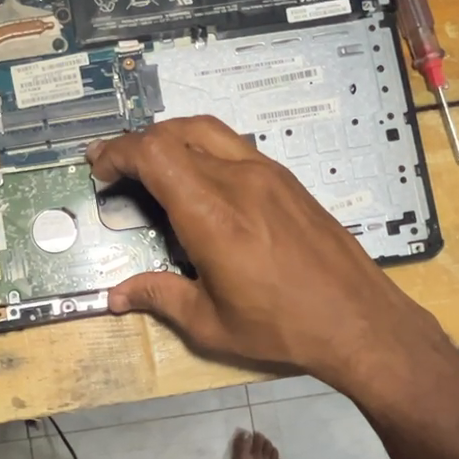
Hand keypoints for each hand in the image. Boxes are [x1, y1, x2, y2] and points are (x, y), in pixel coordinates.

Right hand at [86, 116, 449, 393]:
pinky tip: (199, 179)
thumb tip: (115, 296)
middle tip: (116, 168)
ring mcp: (268, 174)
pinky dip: (202, 147)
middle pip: (176, 132)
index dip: (119, 153)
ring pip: (208, 130)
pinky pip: (234, 145)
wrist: (359, 320)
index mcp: (212, 214)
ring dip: (171, 137)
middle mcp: (239, 180)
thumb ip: (159, 297)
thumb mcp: (210, 324)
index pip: (155, 154)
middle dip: (137, 143)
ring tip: (152, 164)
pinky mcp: (288, 180)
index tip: (100, 169)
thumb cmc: (281, 327)